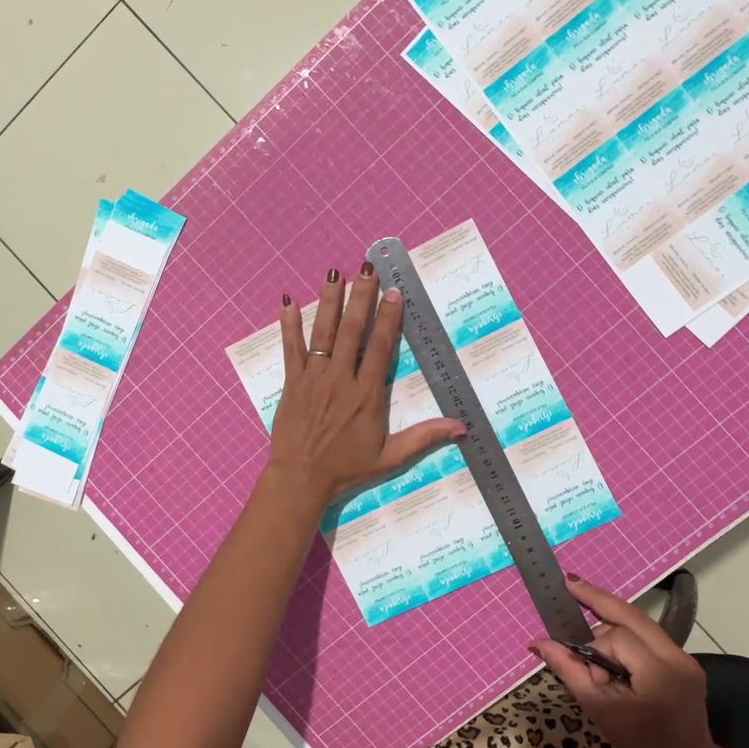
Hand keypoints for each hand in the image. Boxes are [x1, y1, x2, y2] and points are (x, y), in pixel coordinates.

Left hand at [266, 262, 464, 503]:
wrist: (301, 479)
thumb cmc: (347, 470)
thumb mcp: (390, 458)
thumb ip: (424, 438)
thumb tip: (461, 427)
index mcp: (367, 395)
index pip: (380, 348)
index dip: (388, 318)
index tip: (394, 292)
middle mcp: (341, 379)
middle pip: (352, 331)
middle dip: (361, 297)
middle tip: (367, 268)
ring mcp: (313, 378)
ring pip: (322, 332)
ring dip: (328, 301)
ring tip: (334, 273)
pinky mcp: (291, 383)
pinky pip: (290, 349)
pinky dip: (288, 325)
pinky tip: (287, 302)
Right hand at [531, 574, 723, 747]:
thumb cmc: (639, 741)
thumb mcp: (598, 708)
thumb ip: (569, 670)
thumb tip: (538, 643)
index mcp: (658, 671)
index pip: (616, 638)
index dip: (594, 649)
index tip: (590, 675)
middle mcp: (677, 656)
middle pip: (631, 615)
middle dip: (599, 600)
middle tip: (570, 584)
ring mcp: (686, 657)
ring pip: (641, 623)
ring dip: (614, 628)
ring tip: (600, 656)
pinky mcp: (687, 661)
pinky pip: (650, 636)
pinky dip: (628, 635)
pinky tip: (613, 646)